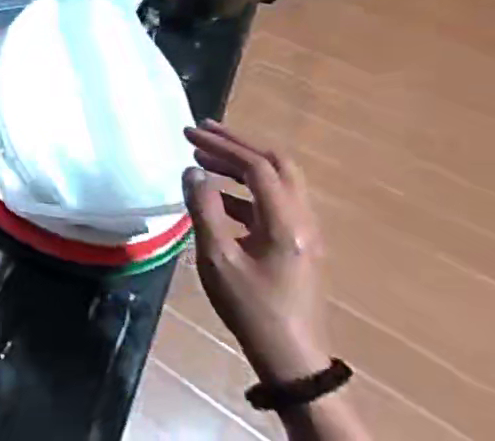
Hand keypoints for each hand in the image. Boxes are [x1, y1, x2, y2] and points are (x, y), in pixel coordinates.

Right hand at [181, 119, 330, 384]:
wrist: (292, 361)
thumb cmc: (252, 308)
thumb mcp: (218, 259)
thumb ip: (204, 209)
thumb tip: (193, 172)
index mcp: (285, 221)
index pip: (256, 166)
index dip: (222, 145)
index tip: (189, 134)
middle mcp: (302, 219)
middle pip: (276, 164)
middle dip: (238, 144)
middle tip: (204, 132)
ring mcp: (304, 232)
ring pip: (279, 181)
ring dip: (242, 164)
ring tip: (205, 159)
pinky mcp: (298, 245)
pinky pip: (274, 201)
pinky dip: (247, 188)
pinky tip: (218, 196)